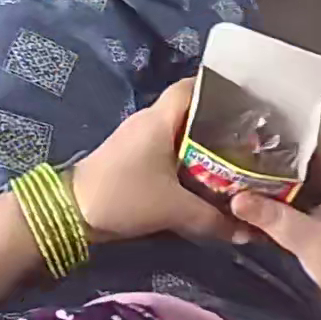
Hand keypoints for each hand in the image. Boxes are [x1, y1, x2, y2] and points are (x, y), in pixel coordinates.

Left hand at [71, 78, 249, 244]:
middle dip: (218, 125)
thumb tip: (247, 233)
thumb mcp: (174, 209)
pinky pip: (165, 148)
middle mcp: (148, 122)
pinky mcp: (129, 157)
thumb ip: (213, 220)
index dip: (220, 92)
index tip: (246, 107)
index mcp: (159, 119)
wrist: (72, 212)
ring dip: (201, 145)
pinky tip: (202, 175)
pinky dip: (185, 158)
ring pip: (178, 132)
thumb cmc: (125, 196)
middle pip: (190, 111)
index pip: (192, 87)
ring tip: (232, 160)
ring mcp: (136, 138)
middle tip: (248, 142)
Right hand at [230, 127, 320, 308]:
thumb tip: (234, 199)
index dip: (288, 121)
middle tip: (230, 137)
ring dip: (263, 166)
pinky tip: (240, 186)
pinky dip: (265, 188)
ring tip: (228, 156)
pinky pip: (284, 189)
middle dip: (267, 143)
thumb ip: (275, 219)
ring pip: (288, 169)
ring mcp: (319, 192)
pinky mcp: (309, 208)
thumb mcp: (312, 242)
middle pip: (297, 148)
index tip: (254, 114)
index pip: (315, 133)